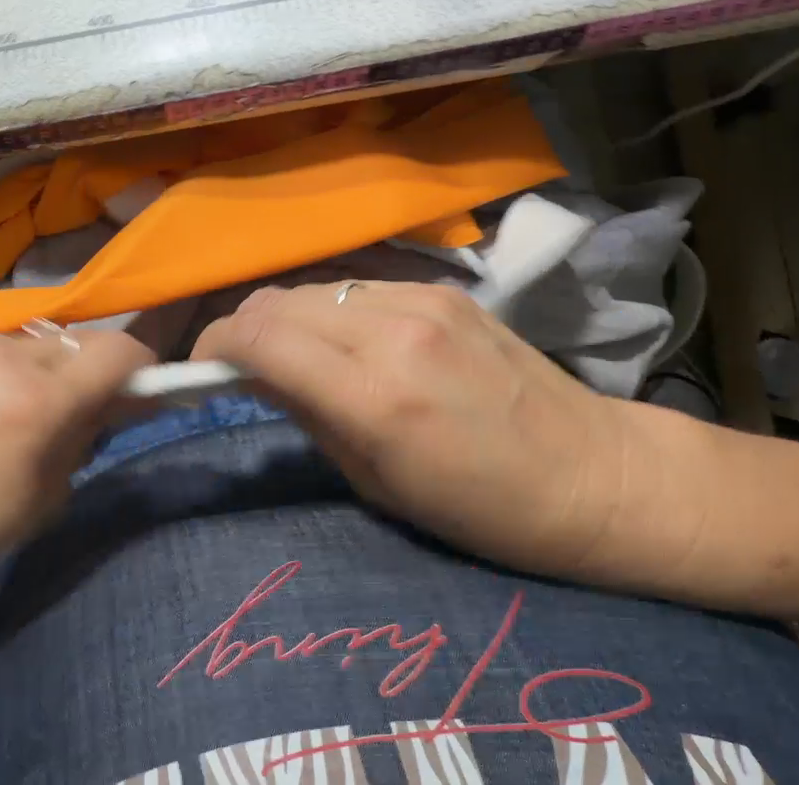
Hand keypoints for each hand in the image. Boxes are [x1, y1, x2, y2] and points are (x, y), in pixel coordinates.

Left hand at [0, 325, 154, 596]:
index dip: (138, 369)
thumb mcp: (44, 497)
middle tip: (64, 414)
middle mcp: (2, 355)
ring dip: (33, 370)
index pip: (119, 351)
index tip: (135, 392)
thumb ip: (84, 435)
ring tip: (0, 412)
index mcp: (36, 404)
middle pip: (75, 344)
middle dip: (81, 375)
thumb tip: (112, 400)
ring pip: (29, 342)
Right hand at [192, 282, 694, 581]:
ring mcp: (423, 301)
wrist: (596, 476)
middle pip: (275, 302)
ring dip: (286, 317)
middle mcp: (393, 332)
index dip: (214, 347)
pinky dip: (331, 312)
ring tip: (296, 355)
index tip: (202, 369)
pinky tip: (348, 342)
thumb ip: (305, 414)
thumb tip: (251, 375)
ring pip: (312, 289)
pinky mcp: (445, 289)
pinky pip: (356, 289)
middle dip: (243, 330)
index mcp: (374, 396)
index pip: (258, 339)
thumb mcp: (374, 481)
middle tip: (243, 367)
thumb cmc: (481, 509)